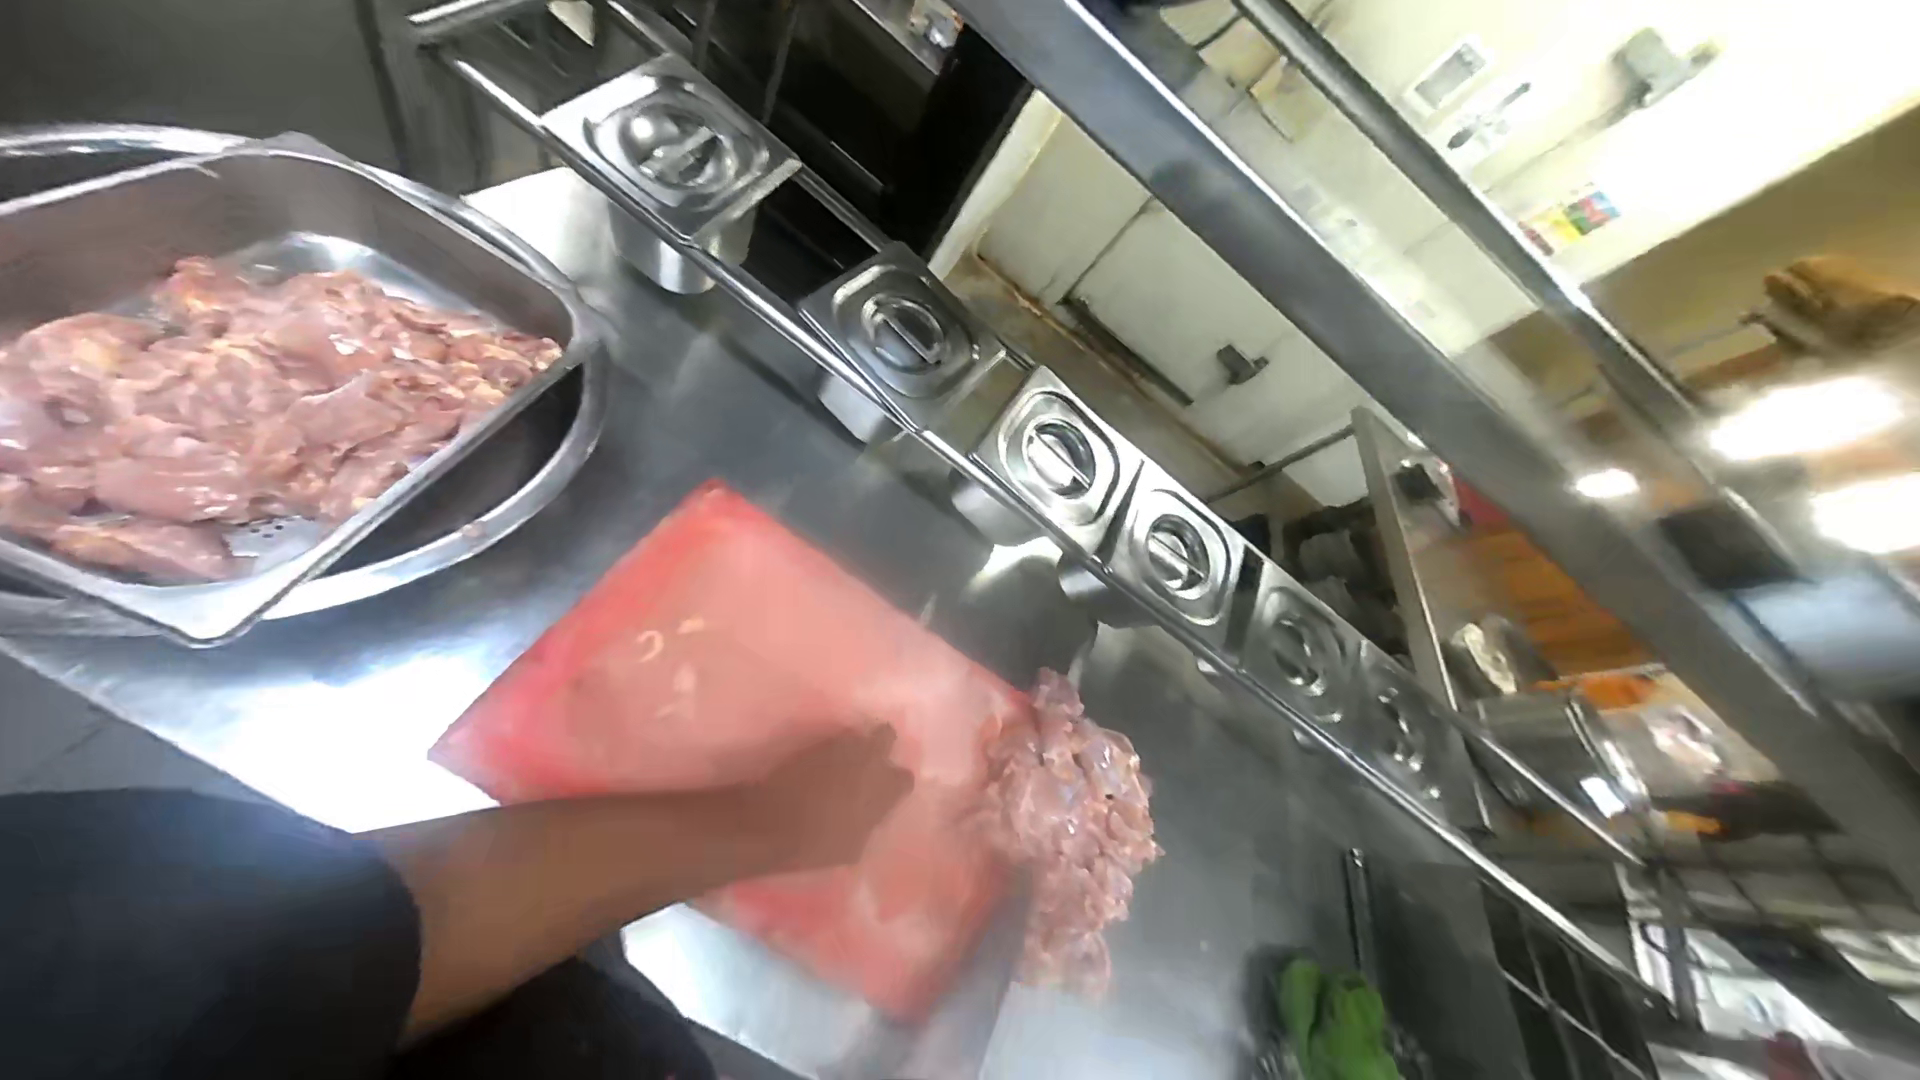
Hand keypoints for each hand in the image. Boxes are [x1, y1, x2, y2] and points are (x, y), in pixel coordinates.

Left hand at [737, 726, 913, 873]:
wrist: (774, 824)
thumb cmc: (817, 845)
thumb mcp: (855, 846)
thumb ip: (871, 822)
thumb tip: (873, 814)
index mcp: (884, 790)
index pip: (905, 777)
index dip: (896, 783)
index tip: (887, 791)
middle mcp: (869, 761)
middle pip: (887, 734)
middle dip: (882, 743)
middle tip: (871, 760)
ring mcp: (842, 747)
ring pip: (858, 732)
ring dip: (855, 744)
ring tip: (844, 760)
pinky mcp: (817, 742)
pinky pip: (834, 738)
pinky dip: (832, 747)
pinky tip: (824, 763)